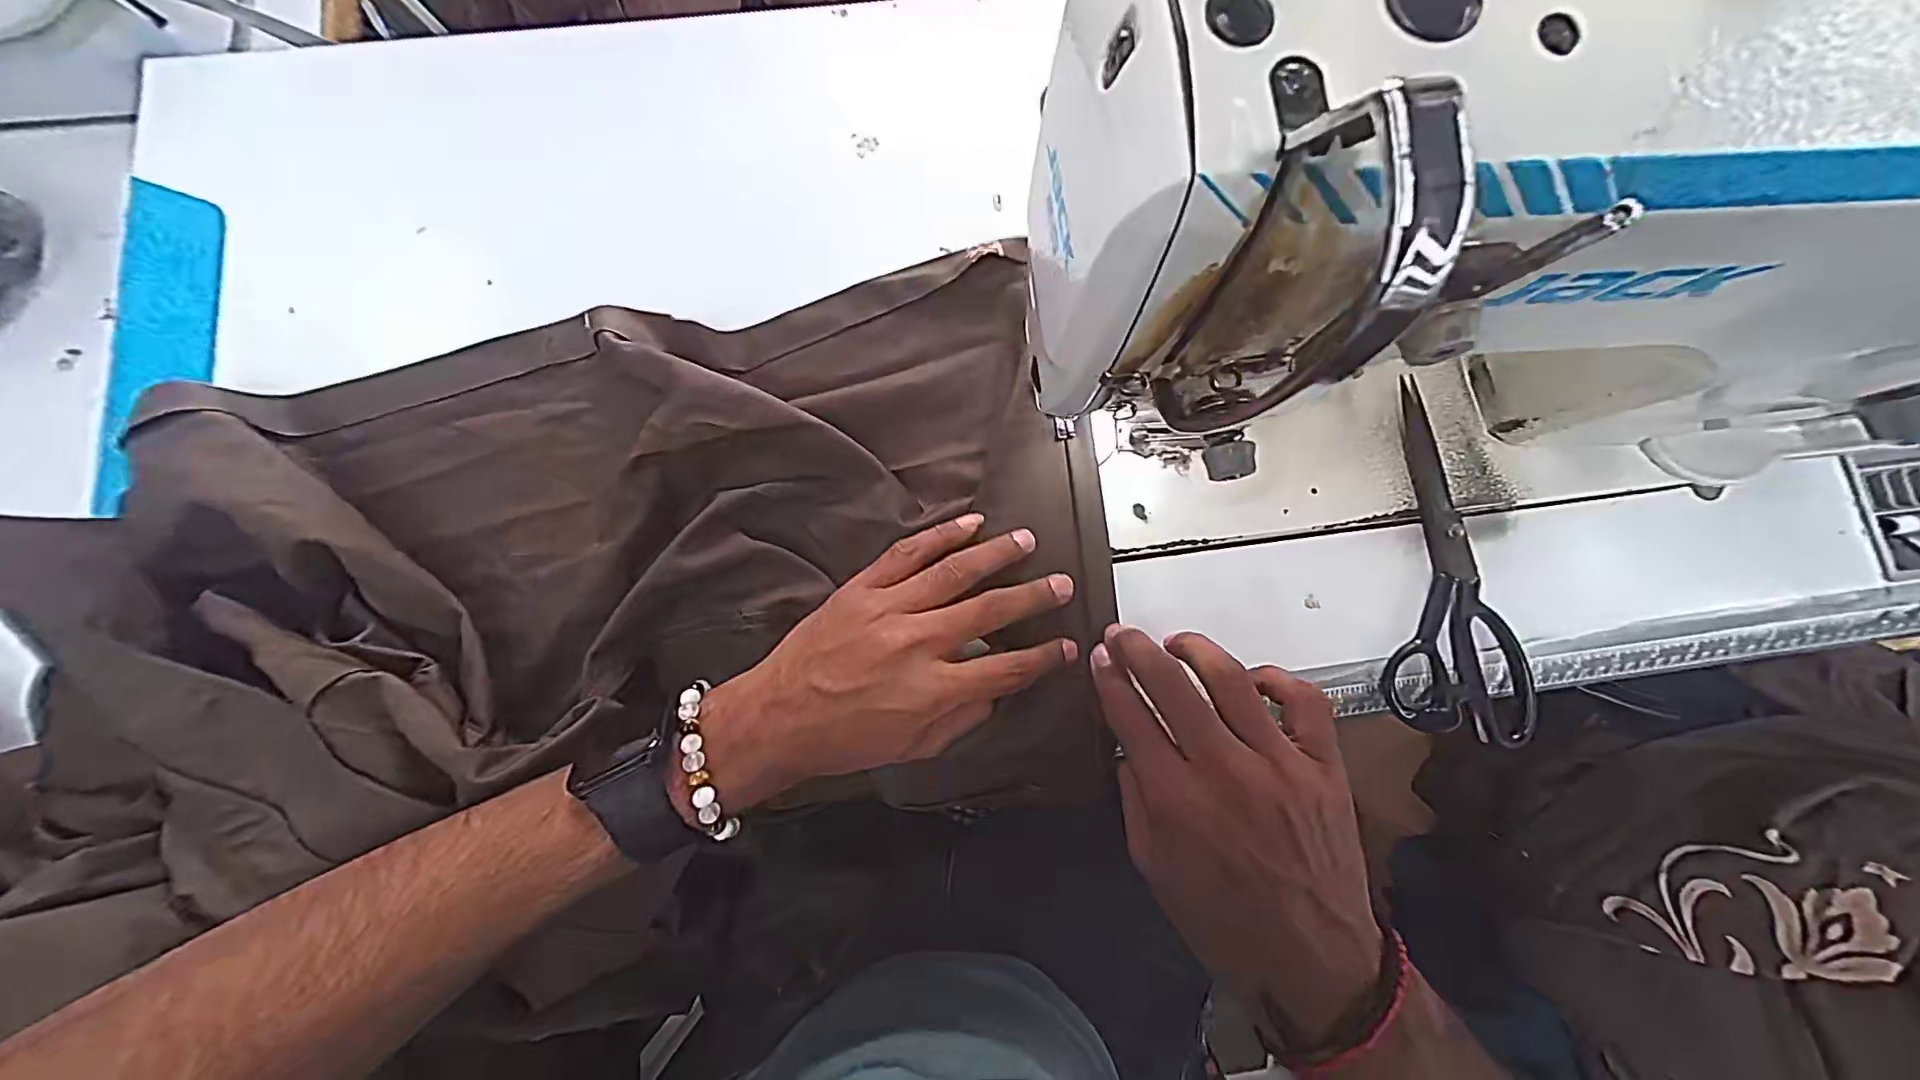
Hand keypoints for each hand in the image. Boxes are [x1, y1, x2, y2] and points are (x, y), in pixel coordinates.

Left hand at [691, 514, 1076, 810]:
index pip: (1007, 668)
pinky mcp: (862, 589)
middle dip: (1034, 596)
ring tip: (1025, 542)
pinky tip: (968, 525)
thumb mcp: (914, 747)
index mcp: (933, 689)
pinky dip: (942, 536)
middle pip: (991, 611)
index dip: (1044, 657)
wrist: (779, 717)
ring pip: (956, 572)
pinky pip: (908, 553)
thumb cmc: (842, 737)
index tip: (1063, 646)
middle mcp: (917, 643)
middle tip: (1059, 584)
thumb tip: (995, 691)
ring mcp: (888, 610)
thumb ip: (963, 718)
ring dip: (997, 555)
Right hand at [1090, 626, 1380, 1046]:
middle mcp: (1225, 772)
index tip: (1101, 657)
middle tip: (1124, 633)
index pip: (1131, 716)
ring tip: (1177, 642)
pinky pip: (1304, 701)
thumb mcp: (1154, 867)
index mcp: (1177, 800)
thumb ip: (1135, 800)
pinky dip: (1278, 678)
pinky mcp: (1323, 767)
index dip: (1110, 678)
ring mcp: (1279, 764)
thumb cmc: (1226, 921)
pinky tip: (1253, 676)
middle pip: (1172, 685)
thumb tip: (1128, 749)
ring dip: (1197, 650)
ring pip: (1232, 680)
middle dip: (1139, 649)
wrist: (1315, 960)